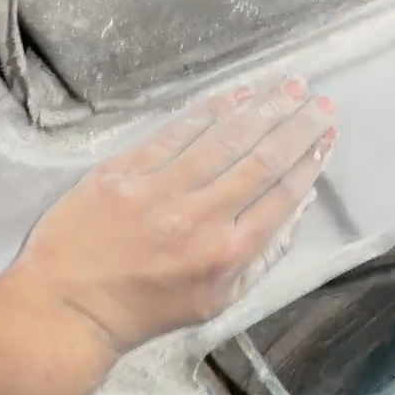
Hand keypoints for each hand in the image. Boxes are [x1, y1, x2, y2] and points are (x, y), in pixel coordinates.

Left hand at [0, 79, 336, 356]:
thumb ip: (268, 253)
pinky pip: (177, 131)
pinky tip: (239, 93)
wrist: (66, 309)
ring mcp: (161, 190)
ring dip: (264, 107)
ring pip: (226, 137)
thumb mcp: (222, 298)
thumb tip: (302, 200)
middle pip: (263, 159)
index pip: (284, 193)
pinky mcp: (125, 171)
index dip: (312, 159)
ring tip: (291, 85)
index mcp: (229, 253)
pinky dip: (212, 109)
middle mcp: (202, 217)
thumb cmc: (150, 308)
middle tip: (322, 102)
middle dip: (299, 125)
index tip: (328, 134)